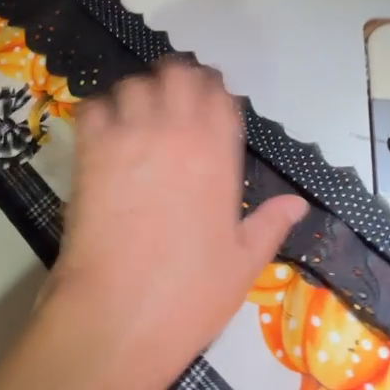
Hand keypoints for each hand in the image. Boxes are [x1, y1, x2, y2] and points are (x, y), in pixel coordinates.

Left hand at [0, 59, 307, 389]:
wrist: (118, 315)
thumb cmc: (188, 294)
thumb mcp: (242, 264)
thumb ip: (270, 224)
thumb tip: (298, 203)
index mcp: (216, 154)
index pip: (219, 95)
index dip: (214, 92)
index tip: (209, 102)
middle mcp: (175, 132)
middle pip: (178, 75)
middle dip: (177, 81)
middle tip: (173, 102)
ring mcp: (130, 136)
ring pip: (135, 85)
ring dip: (139, 94)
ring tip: (138, 116)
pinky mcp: (91, 150)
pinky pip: (93, 108)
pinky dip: (99, 112)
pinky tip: (104, 132)